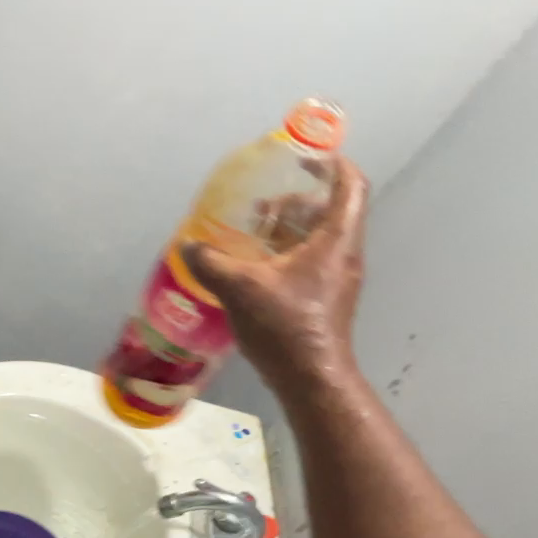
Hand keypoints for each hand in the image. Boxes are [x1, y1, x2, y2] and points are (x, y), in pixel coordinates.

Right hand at [183, 155, 369, 400]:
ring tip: (253, 236)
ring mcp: (336, 281)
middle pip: (331, 211)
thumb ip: (212, 264)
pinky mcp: (324, 303)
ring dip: (289, 232)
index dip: (331, 164)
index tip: (304, 158)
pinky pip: (309, 265)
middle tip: (263, 205)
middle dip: (297, 201)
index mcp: (336, 239)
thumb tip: (188, 247)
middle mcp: (343, 254)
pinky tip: (255, 272)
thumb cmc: (285, 326)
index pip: (349, 185)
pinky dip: (285, 257)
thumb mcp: (241, 289)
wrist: (311, 379)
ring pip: (318, 240)